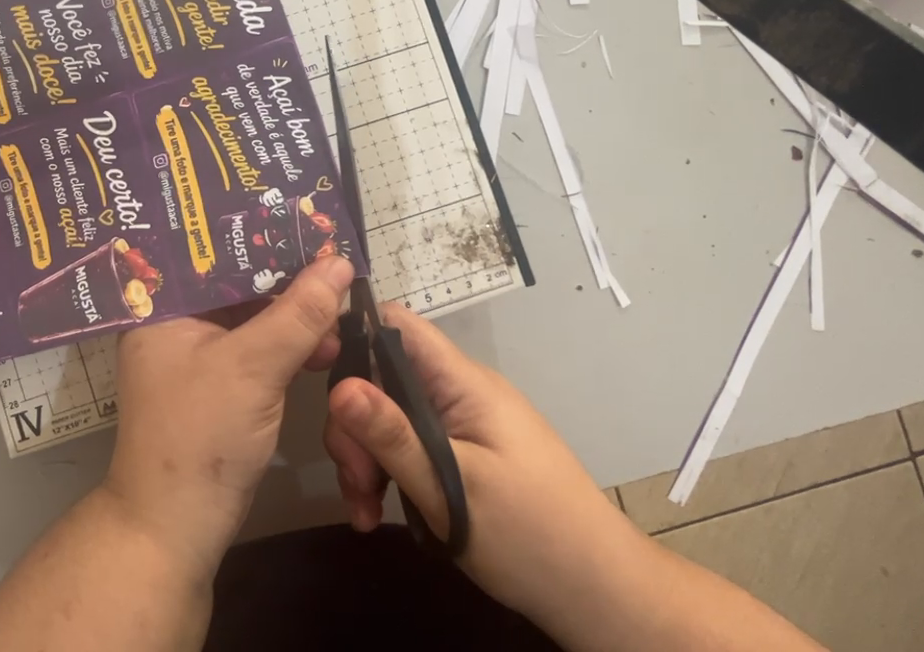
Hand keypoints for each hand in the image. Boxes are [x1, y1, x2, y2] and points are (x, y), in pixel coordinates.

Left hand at [100, 254, 352, 581]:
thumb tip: (337, 261)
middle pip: (232, 284)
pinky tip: (322, 346)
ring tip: (336, 316)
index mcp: (159, 305)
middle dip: (283, 279)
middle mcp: (171, 322)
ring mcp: (193, 355)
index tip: (303, 219)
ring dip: (291, 316)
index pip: (207, 253)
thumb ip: (297, 313)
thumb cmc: (201, 433)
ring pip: (248, 317)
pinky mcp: (216, 384)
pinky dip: (286, 346)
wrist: (177, 524)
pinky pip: (254, 348)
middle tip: (332, 268)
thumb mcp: (253, 366)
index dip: (255, 235)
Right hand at [323, 302, 647, 629]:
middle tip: (354, 478)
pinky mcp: (458, 455)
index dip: (352, 335)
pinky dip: (385, 474)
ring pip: (387, 417)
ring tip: (364, 508)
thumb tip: (338, 385)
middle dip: (355, 424)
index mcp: (463, 383)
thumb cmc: (533, 537)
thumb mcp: (451, 489)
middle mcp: (458, 393)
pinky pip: (405, 446)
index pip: (397, 326)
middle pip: (381, 378)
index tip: (322, 381)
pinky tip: (375, 512)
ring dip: (366, 458)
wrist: (601, 598)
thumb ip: (392, 436)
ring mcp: (458, 425)